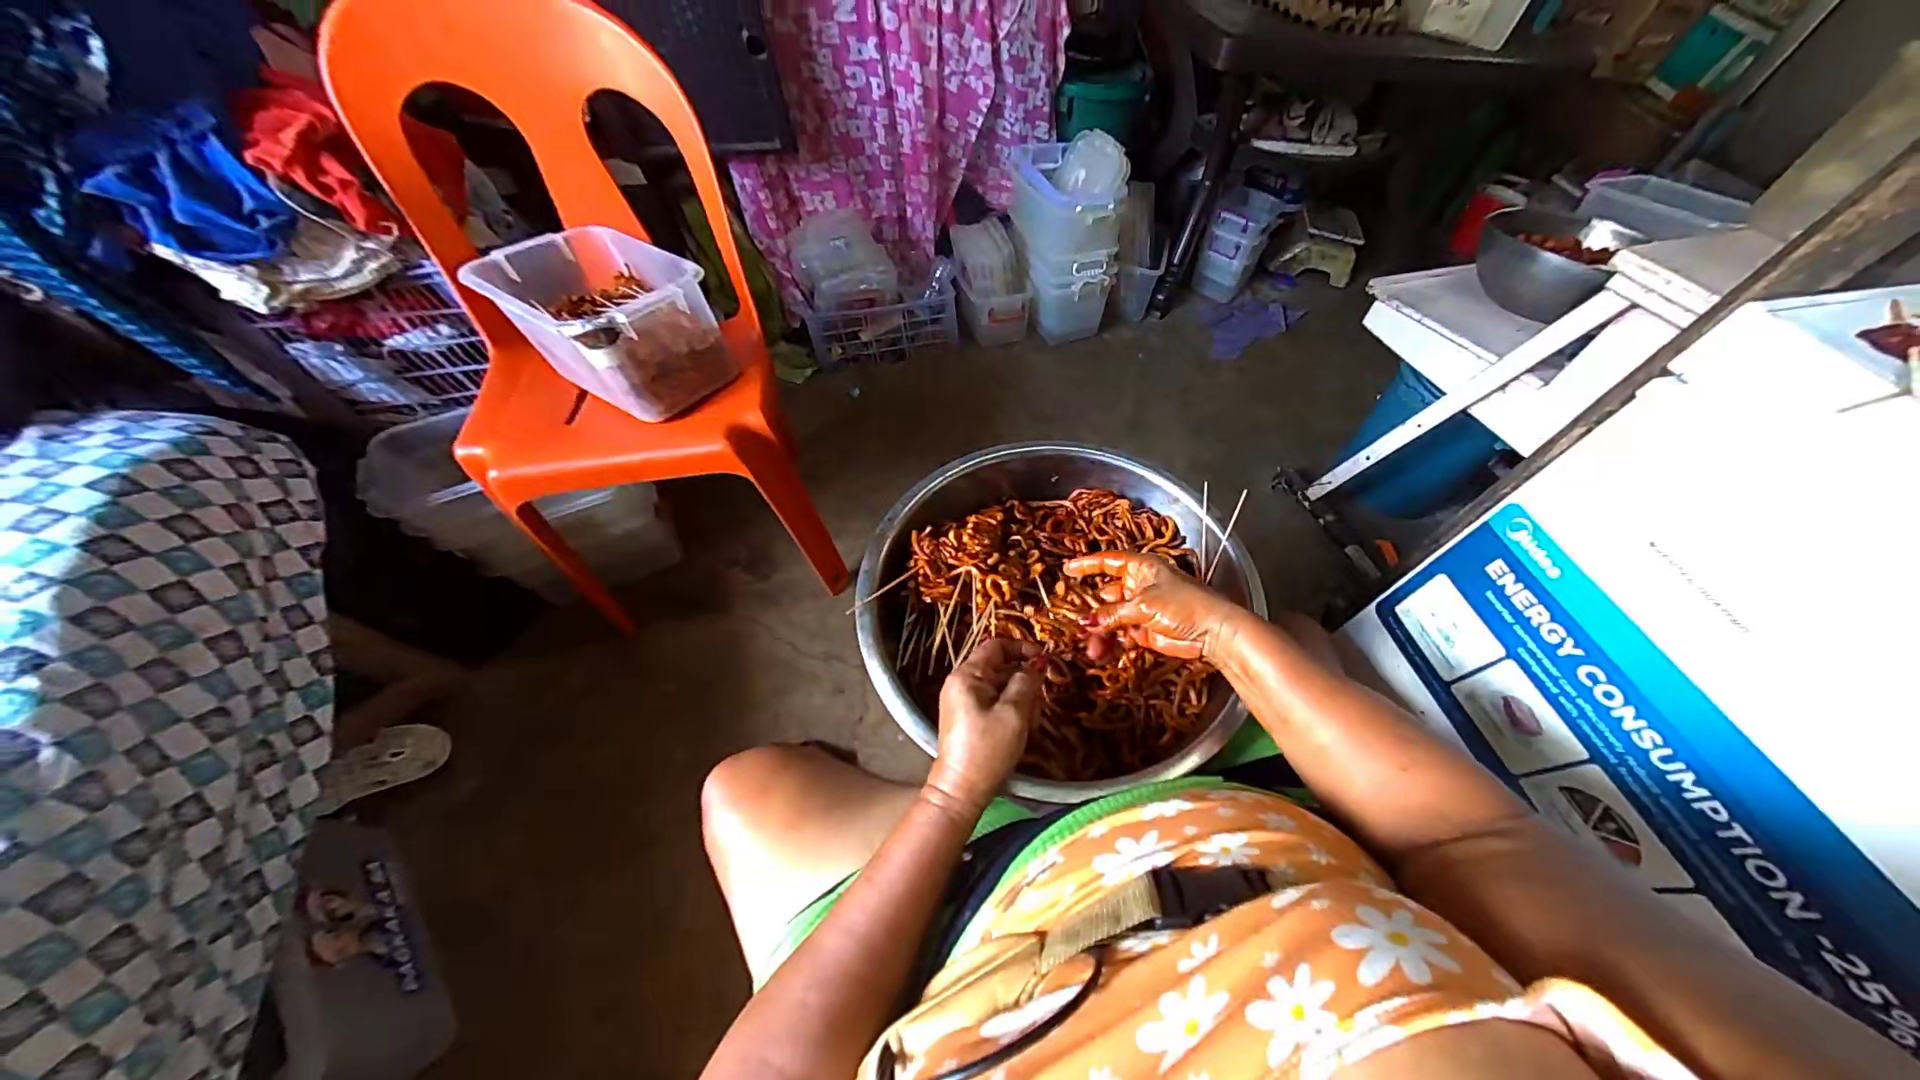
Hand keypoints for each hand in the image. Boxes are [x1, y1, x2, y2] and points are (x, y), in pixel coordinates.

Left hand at [927, 638, 1041, 813]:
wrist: (960, 790)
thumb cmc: (987, 750)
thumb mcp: (1013, 713)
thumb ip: (1026, 682)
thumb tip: (1037, 662)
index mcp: (967, 676)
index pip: (996, 646)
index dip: (1022, 648)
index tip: (1044, 660)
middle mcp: (961, 683)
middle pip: (1000, 667)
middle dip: (1024, 681)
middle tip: (1038, 702)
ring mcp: (963, 701)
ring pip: (1000, 687)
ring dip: (1020, 699)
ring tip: (1029, 722)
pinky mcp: (968, 718)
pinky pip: (994, 703)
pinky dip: (1011, 711)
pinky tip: (1021, 729)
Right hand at [1064, 552, 1245, 662]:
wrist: (1213, 633)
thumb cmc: (1184, 605)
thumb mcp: (1143, 605)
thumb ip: (1112, 614)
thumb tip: (1086, 621)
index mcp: (1141, 568)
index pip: (1109, 562)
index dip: (1088, 565)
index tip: (1067, 569)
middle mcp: (1140, 585)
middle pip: (1106, 594)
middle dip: (1092, 610)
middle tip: (1078, 623)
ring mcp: (1142, 609)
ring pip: (1111, 619)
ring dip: (1101, 632)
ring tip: (1093, 648)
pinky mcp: (1145, 631)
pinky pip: (1120, 635)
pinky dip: (1111, 644)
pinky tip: (1102, 653)